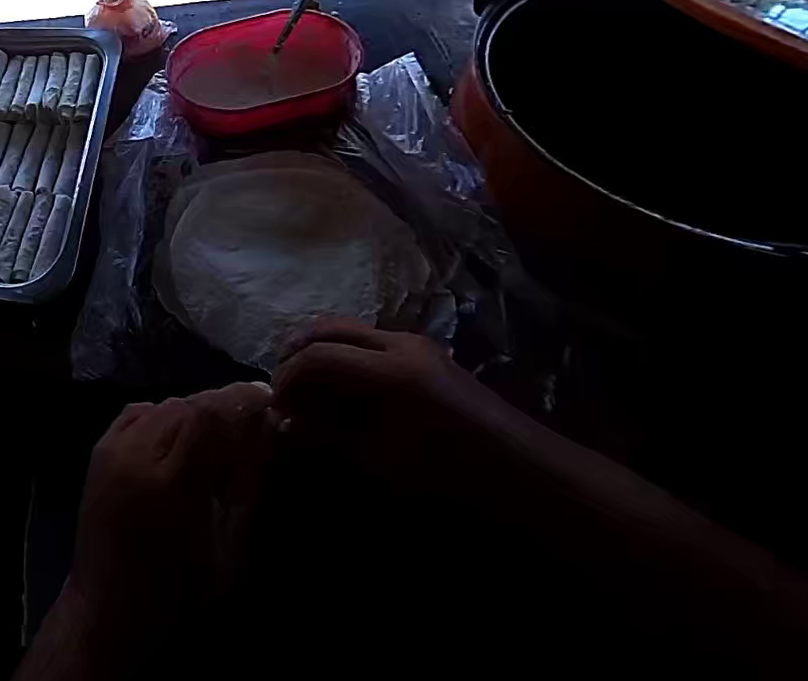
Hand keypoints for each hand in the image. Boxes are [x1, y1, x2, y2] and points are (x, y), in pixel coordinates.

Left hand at [68, 383, 277, 638]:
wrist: (107, 605)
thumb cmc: (177, 593)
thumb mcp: (228, 550)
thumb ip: (245, 486)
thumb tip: (262, 433)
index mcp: (170, 484)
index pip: (207, 416)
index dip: (238, 399)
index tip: (266, 394)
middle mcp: (136, 454)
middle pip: (186, 405)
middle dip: (222, 404)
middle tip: (250, 415)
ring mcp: (111, 447)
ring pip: (162, 405)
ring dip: (194, 409)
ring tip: (220, 427)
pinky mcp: (98, 447)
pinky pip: (138, 412)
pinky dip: (164, 414)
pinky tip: (180, 433)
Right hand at [271, 320, 536, 505]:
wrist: (531, 477)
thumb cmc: (455, 478)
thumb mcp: (382, 462)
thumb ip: (327, 436)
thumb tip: (281, 426)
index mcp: (391, 371)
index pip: (318, 356)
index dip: (288, 378)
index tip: (276, 406)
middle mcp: (399, 343)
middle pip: (326, 328)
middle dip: (295, 352)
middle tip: (282, 385)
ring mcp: (412, 342)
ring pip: (344, 329)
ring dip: (317, 351)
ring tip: (304, 385)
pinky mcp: (421, 351)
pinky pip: (365, 340)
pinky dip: (340, 354)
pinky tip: (336, 386)